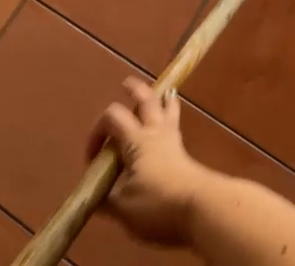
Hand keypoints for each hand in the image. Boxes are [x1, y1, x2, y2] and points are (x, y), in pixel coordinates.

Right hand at [87, 77, 218, 246]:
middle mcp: (155, 133)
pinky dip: (170, 118)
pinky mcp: (184, 154)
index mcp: (136, 140)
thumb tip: (93, 198)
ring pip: (167, 108)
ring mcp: (173, 141)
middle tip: (126, 85)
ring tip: (159, 93)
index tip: (93, 158)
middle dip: (135, 90)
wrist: (201, 208)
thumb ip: (106, 201)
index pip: (112, 117)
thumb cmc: (158, 204)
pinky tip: (168, 126)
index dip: (97, 131)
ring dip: (160, 99)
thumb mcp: (124, 209)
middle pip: (146, 99)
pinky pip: (175, 126)